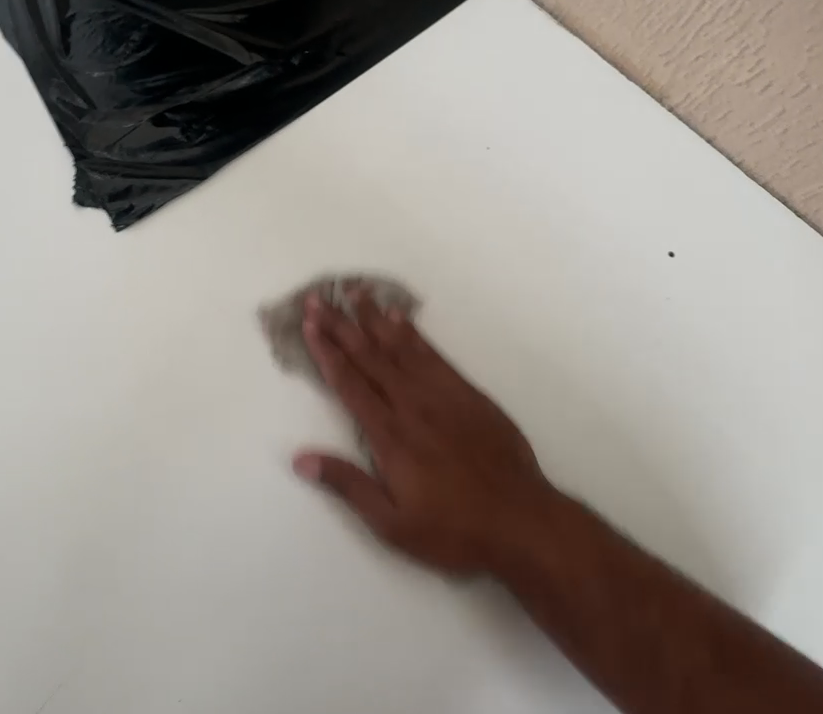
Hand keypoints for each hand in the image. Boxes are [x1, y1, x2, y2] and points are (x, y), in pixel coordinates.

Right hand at [294, 289, 564, 577]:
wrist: (522, 520)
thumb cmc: (453, 529)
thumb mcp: (393, 524)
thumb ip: (347, 485)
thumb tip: (300, 458)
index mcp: (389, 436)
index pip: (349, 384)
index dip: (327, 353)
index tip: (309, 326)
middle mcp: (411, 405)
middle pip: (369, 357)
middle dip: (341, 327)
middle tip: (318, 300)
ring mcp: (442, 395)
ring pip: (400, 347)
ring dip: (374, 319)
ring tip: (355, 292)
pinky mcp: (468, 393)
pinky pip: (434, 354)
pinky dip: (413, 333)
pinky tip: (401, 318)